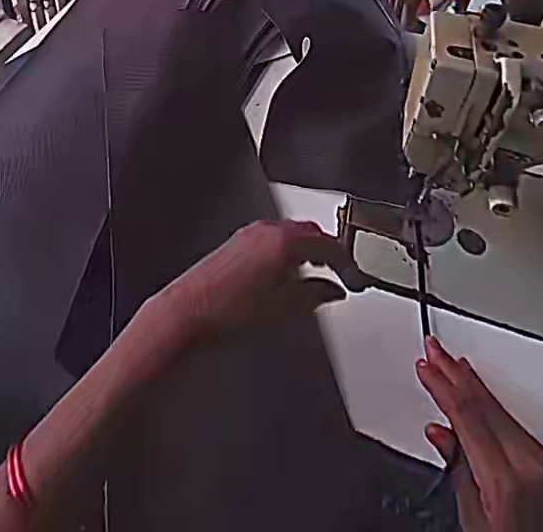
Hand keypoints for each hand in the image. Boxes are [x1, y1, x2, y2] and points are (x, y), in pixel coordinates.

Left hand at [145, 220, 366, 344]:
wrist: (189, 311)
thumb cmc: (228, 310)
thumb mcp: (284, 309)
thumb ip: (315, 296)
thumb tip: (333, 290)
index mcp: (282, 242)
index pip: (326, 244)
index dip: (346, 260)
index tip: (354, 274)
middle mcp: (266, 231)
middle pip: (309, 232)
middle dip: (328, 250)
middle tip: (341, 271)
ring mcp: (249, 234)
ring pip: (290, 232)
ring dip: (307, 248)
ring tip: (318, 272)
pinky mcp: (236, 241)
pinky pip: (272, 236)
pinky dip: (288, 248)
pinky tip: (287, 271)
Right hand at [417, 335, 542, 531]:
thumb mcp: (478, 526)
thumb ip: (459, 473)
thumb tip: (440, 434)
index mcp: (506, 479)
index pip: (465, 414)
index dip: (441, 385)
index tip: (424, 366)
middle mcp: (530, 463)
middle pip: (484, 402)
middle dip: (453, 370)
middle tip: (432, 347)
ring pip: (499, 408)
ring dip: (471, 382)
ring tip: (449, 361)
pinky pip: (514, 421)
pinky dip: (490, 401)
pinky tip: (479, 392)